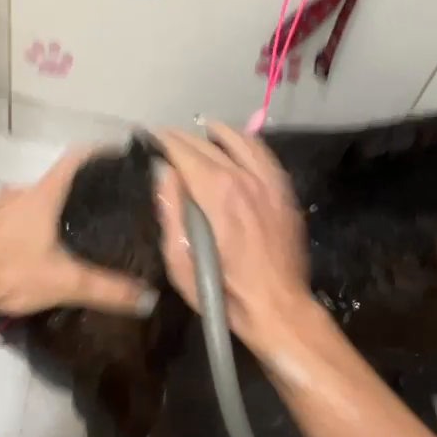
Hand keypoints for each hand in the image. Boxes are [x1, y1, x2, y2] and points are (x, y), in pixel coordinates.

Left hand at [0, 149, 154, 318]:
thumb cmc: (10, 272)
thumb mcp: (65, 283)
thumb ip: (108, 291)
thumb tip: (149, 299)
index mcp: (42, 196)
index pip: (76, 159)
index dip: (99, 154)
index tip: (119, 158)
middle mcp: (17, 194)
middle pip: (53, 184)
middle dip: (75, 194)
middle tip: (99, 211)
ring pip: (28, 203)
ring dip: (46, 213)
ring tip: (66, 234)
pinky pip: (7, 221)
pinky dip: (22, 229)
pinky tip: (28, 249)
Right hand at [150, 122, 317, 357]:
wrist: (276, 306)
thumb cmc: (222, 292)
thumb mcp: (181, 260)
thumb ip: (171, 211)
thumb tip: (163, 172)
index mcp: (216, 193)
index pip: (184, 152)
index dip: (165, 142)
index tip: (151, 138)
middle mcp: (244, 178)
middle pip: (209, 144)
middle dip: (185, 138)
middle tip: (167, 138)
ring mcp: (269, 183)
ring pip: (243, 141)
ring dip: (219, 133)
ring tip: (203, 130)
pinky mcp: (284, 193)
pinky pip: (266, 156)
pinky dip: (249, 144)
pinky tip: (240, 146)